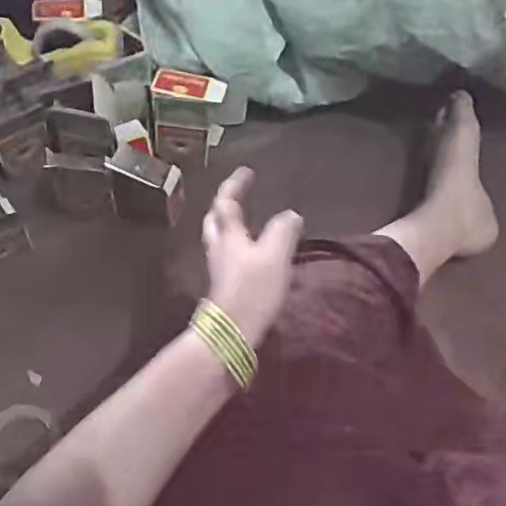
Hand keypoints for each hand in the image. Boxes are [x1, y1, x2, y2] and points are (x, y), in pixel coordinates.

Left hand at [201, 167, 302, 345]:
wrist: (231, 334)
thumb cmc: (252, 291)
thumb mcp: (275, 256)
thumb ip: (284, 231)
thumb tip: (291, 216)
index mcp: (229, 236)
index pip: (226, 202)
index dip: (235, 184)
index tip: (247, 172)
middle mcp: (218, 249)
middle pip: (215, 221)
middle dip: (225, 206)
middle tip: (238, 197)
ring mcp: (218, 270)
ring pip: (218, 240)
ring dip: (229, 227)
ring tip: (246, 224)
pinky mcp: (223, 288)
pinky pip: (227, 259)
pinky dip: (236, 248)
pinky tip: (249, 256)